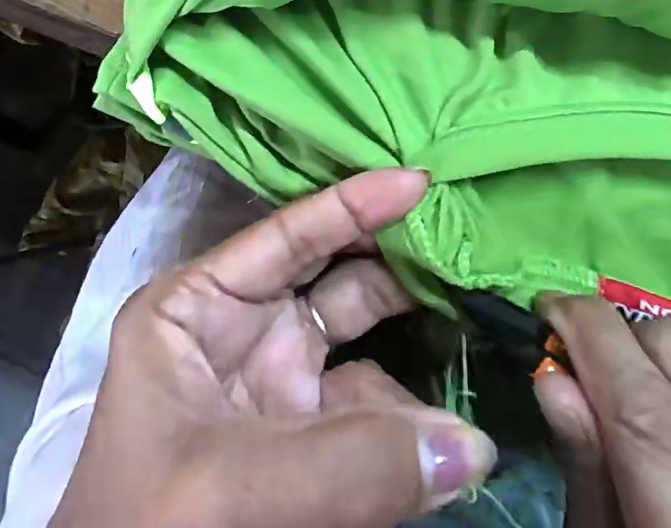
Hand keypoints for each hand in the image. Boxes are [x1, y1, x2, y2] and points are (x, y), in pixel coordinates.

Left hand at [51, 169, 496, 527]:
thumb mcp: (230, 489)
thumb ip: (349, 462)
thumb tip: (473, 446)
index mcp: (195, 307)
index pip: (287, 235)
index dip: (354, 203)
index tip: (420, 179)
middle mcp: (239, 328)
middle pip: (332, 269)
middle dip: (393, 249)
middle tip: (460, 232)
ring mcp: (276, 381)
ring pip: (360, 330)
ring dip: (415, 324)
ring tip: (475, 305)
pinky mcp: (306, 436)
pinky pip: (372, 407)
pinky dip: (413, 417)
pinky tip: (451, 439)